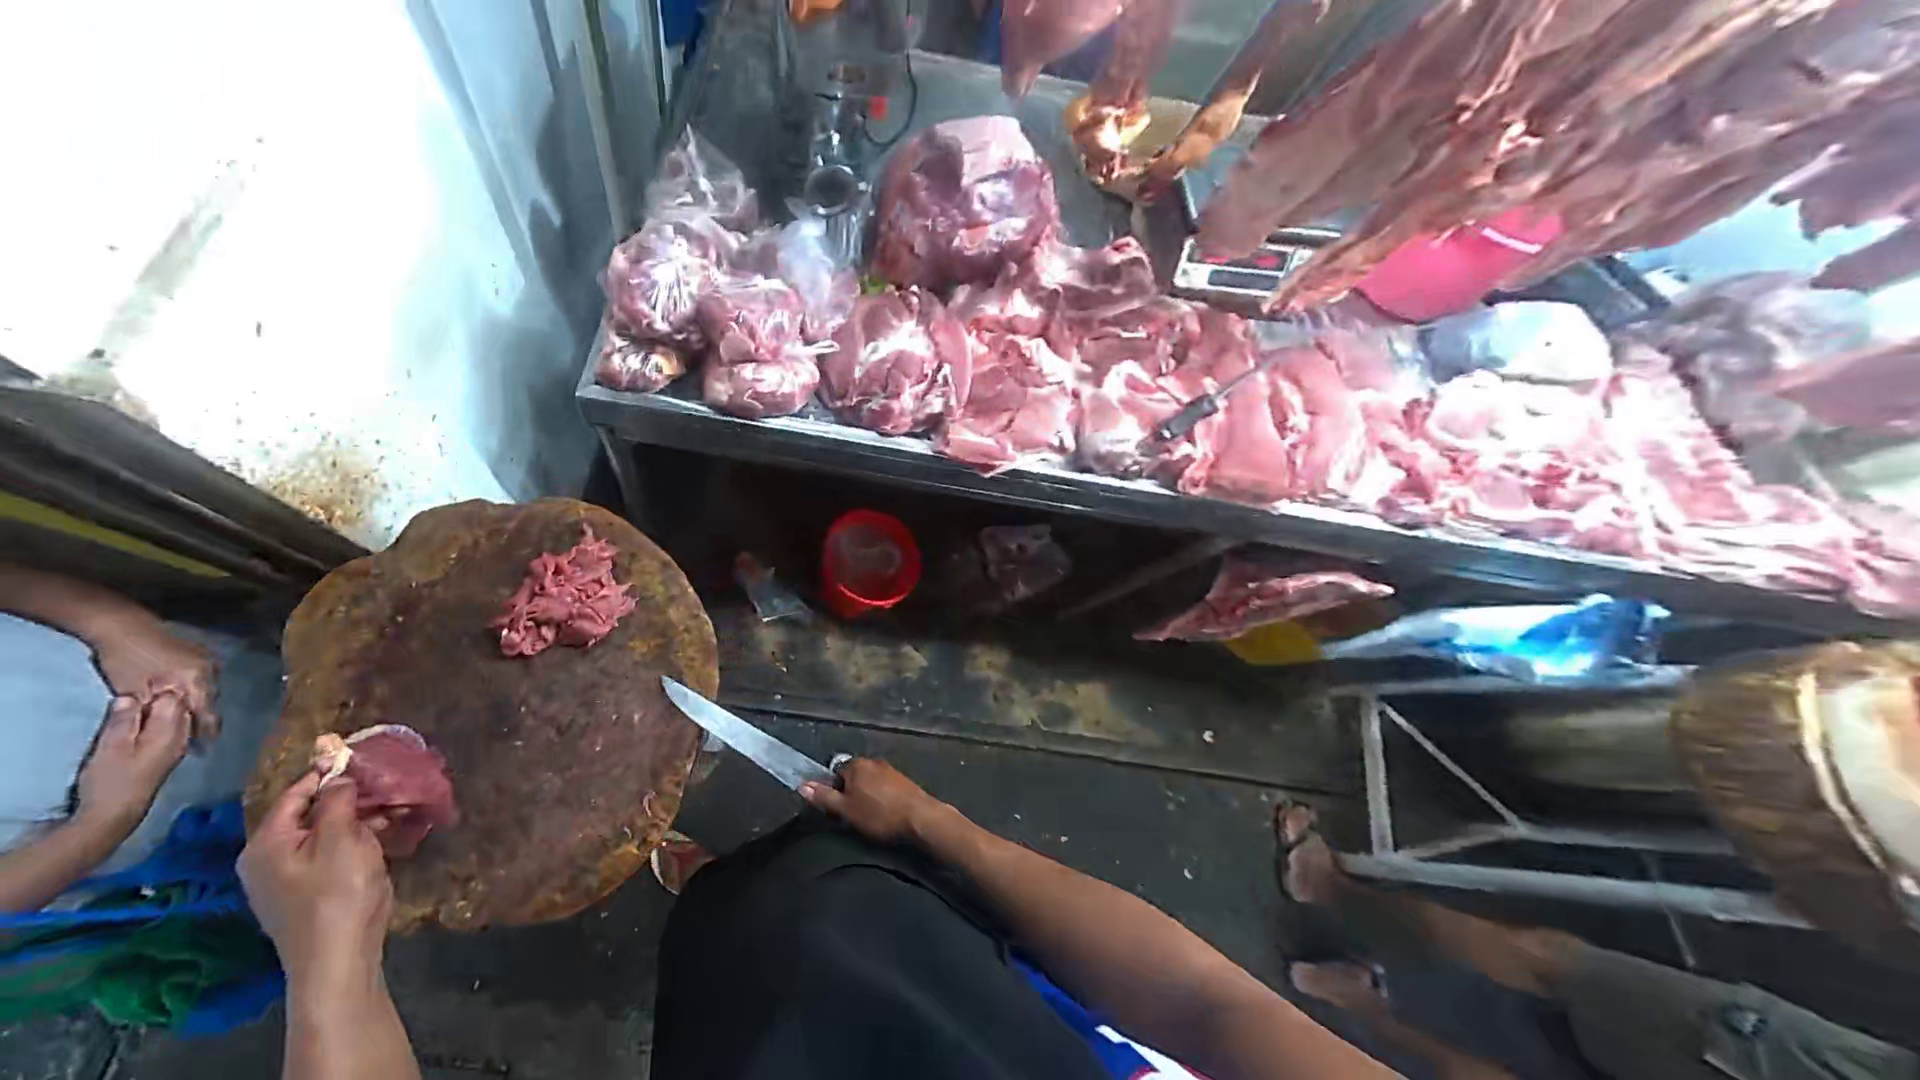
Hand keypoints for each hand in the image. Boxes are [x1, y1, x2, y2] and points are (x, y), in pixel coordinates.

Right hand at [75, 692, 192, 833]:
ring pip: (178, 719)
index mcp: (172, 731)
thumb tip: (129, 697)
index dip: (161, 688)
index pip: (176, 700)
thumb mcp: (112, 746)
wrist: (116, 812)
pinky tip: (147, 722)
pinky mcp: (169, 755)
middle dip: (167, 696)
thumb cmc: (112, 778)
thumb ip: (124, 721)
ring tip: (142, 703)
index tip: (146, 681)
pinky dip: (162, 722)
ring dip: (163, 710)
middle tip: (144, 688)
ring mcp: (179, 746)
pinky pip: (172, 730)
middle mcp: (183, 736)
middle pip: (181, 708)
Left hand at [92, 621, 219, 741]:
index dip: (206, 731)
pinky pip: (206, 678)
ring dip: (201, 702)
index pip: (206, 712)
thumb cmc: (123, 660)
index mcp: (196, 681)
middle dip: (204, 717)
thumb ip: (153, 708)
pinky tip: (188, 695)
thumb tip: (167, 723)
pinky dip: (198, 690)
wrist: (122, 626)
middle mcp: (210, 671)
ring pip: (209, 688)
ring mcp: (208, 660)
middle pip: (211, 700)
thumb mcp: (132, 690)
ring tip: (192, 716)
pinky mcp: (201, 655)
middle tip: (196, 734)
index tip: (206, 748)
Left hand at [239, 773, 393, 985]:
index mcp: (267, 844)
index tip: (359, 754)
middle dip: (351, 795)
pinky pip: (334, 849)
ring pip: (327, 830)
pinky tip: (388, 830)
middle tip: (388, 780)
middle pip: (311, 812)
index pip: (294, 794)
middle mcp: (270, 857)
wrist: (338, 954)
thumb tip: (339, 778)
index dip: (326, 772)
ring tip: (397, 804)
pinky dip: (360, 836)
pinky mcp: (313, 887)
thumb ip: (337, 803)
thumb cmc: (337, 892)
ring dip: (361, 816)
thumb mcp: (342, 839)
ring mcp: (290, 875)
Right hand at [799, 758, 952, 845]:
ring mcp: (890, 769)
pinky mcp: (904, 781)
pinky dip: (881, 799)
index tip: (838, 811)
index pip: (835, 774)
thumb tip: (802, 785)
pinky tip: (886, 813)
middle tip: (853, 816)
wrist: (919, 818)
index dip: (834, 793)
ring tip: (871, 817)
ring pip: (869, 783)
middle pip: (853, 777)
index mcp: (856, 764)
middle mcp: (873, 761)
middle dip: (851, 794)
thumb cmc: (879, 814)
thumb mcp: (845, 810)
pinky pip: (884, 788)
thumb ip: (823, 797)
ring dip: (867, 797)